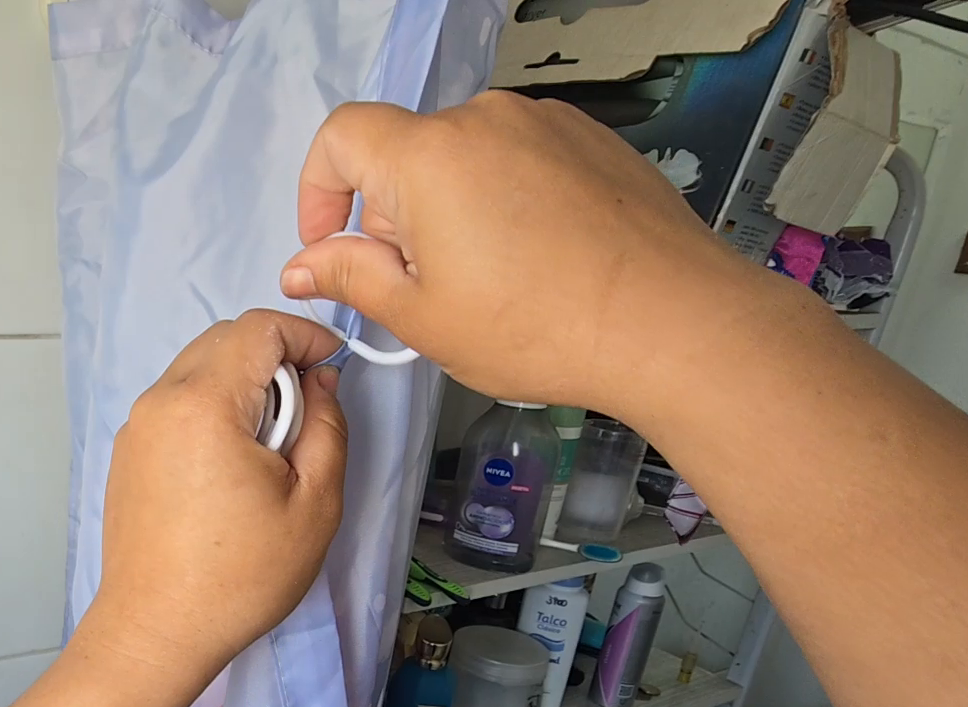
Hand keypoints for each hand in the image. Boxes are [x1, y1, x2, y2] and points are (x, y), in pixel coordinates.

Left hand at [78, 311, 348, 683]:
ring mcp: (134, 428)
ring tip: (265, 449)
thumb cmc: (241, 577)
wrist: (156, 630)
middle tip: (303, 414)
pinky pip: (174, 405)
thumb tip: (320, 381)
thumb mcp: (314, 504)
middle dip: (273, 358)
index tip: (331, 369)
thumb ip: (327, 425)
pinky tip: (225, 468)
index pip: (257, 327)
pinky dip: (209, 411)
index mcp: (204, 404)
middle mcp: (158, 402)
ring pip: (196, 371)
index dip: (305, 335)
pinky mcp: (126, 455)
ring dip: (240, 386)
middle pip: (222, 341)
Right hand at [278, 92, 785, 414]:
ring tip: (480, 279)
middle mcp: (484, 119)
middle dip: (389, 220)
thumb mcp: (418, 314)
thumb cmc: (530, 326)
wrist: (669, 322)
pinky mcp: (588, 138)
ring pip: (456, 160)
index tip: (329, 247)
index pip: (341, 136)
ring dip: (441, 213)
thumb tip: (298, 267)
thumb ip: (347, 277)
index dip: (316, 190)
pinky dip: (492, 201)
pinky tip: (526, 257)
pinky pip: (510, 159)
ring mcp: (544, 122)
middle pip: (401, 157)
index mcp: (429, 157)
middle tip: (420, 288)